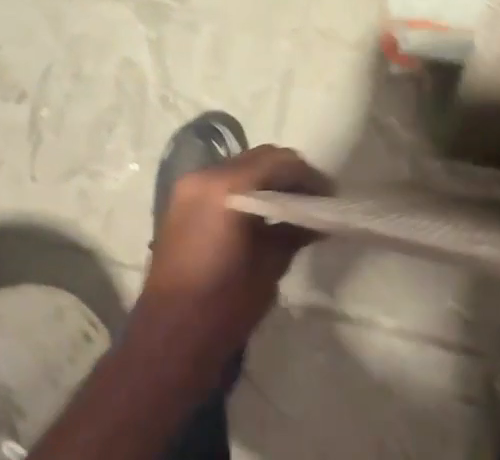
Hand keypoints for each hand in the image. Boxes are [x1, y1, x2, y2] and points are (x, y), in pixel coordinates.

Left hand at [138, 145, 334, 362]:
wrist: (168, 341)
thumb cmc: (223, 306)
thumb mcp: (270, 266)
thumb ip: (294, 231)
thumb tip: (318, 220)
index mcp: (227, 187)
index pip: (280, 163)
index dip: (309, 178)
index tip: (330, 197)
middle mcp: (204, 176)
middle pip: (260, 158)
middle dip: (290, 175)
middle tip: (314, 200)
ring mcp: (188, 188)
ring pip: (241, 168)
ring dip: (268, 181)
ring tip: (293, 209)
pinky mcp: (180, 205)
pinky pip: (223, 184)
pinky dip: (247, 191)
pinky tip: (265, 217)